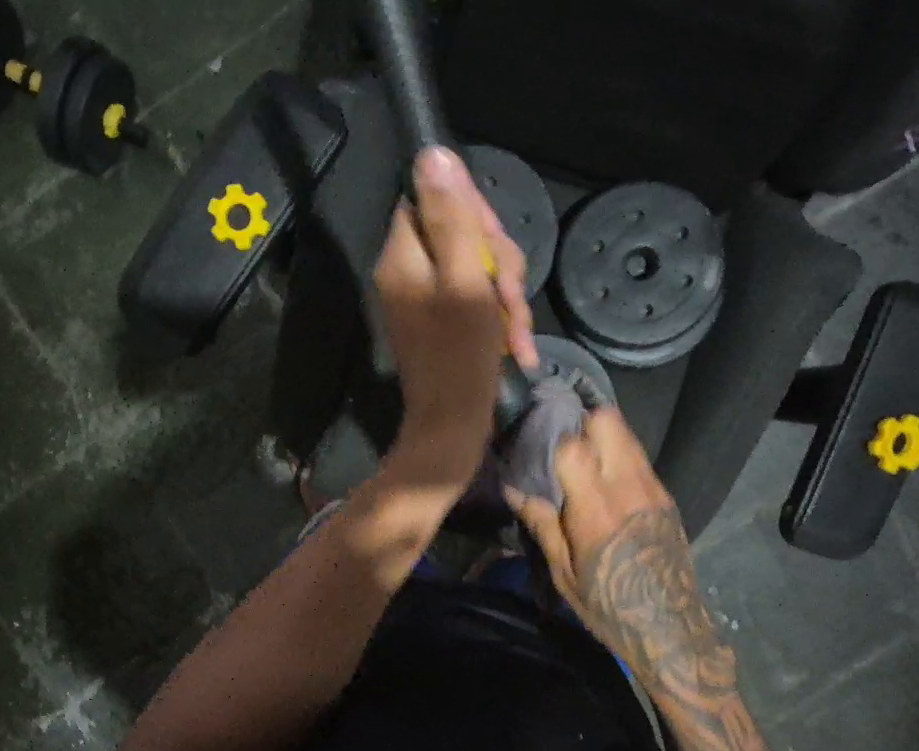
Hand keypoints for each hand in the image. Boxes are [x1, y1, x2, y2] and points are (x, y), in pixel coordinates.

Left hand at [374, 147, 537, 472]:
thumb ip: (451, 219)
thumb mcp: (465, 281)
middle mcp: (409, 272)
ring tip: (515, 330)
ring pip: (477, 266)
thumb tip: (432, 153)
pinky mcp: (443, 321)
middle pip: (460, 232)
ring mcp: (426, 299)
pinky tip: (514, 344)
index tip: (493, 243)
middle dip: (498, 261)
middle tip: (509, 296)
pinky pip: (476, 297)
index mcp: (403, 256)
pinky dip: (499, 316)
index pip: (431, 199)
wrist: (453, 429)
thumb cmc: (460, 359)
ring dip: (506, 294)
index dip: (470, 211)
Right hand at [506, 408, 682, 628]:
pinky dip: (620, 458)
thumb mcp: (563, 571)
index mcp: (594, 507)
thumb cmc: (606, 603)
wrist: (668, 624)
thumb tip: (514, 490)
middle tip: (566, 447)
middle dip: (584, 424)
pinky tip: (607, 482)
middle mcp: (626, 486)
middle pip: (608, 421)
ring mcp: (652, 487)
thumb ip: (541, 524)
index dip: (553, 442)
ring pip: (627, 434)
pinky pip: (639, 459)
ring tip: (585, 460)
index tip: (540, 452)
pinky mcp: (666, 496)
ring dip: (604, 438)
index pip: (572, 446)